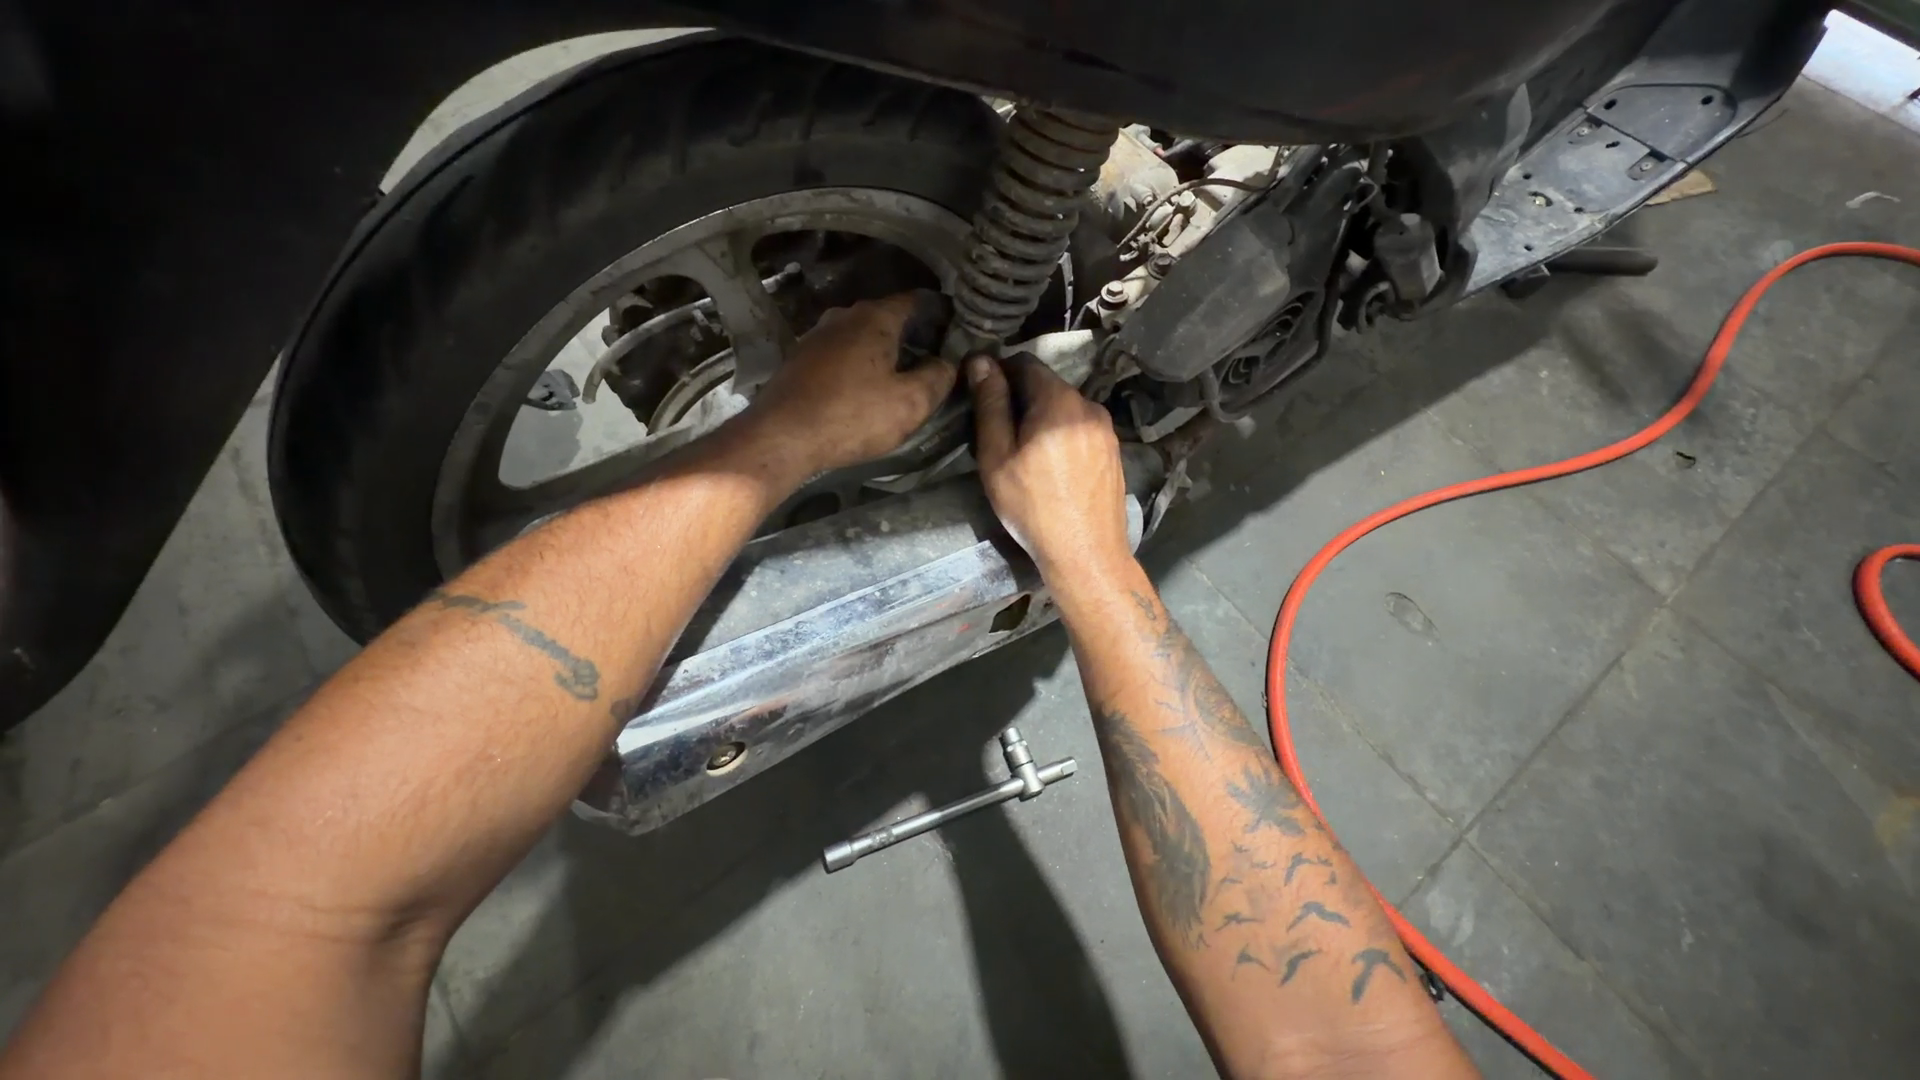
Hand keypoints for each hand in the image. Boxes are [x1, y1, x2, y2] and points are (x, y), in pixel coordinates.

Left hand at [742, 291, 955, 474]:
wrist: (781, 437)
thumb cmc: (852, 416)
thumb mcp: (910, 403)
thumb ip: (937, 377)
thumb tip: (948, 362)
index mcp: (874, 317)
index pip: (917, 301)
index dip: (941, 313)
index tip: (958, 331)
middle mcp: (843, 316)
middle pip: (888, 318)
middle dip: (912, 334)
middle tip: (935, 357)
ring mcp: (817, 336)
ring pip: (861, 337)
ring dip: (882, 352)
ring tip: (902, 375)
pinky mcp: (800, 360)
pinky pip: (841, 354)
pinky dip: (858, 364)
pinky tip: (865, 387)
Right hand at [966, 354, 1130, 577]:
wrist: (1086, 553)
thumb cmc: (1033, 507)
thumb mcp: (997, 456)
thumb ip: (990, 405)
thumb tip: (980, 361)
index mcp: (1059, 400)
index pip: (1026, 362)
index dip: (1000, 372)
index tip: (983, 395)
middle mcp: (1089, 405)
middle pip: (1048, 385)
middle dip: (1021, 398)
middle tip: (998, 430)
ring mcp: (1106, 429)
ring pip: (1066, 409)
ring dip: (1043, 419)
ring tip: (1024, 452)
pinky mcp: (1114, 451)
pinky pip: (1081, 429)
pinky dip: (1062, 436)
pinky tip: (1051, 466)